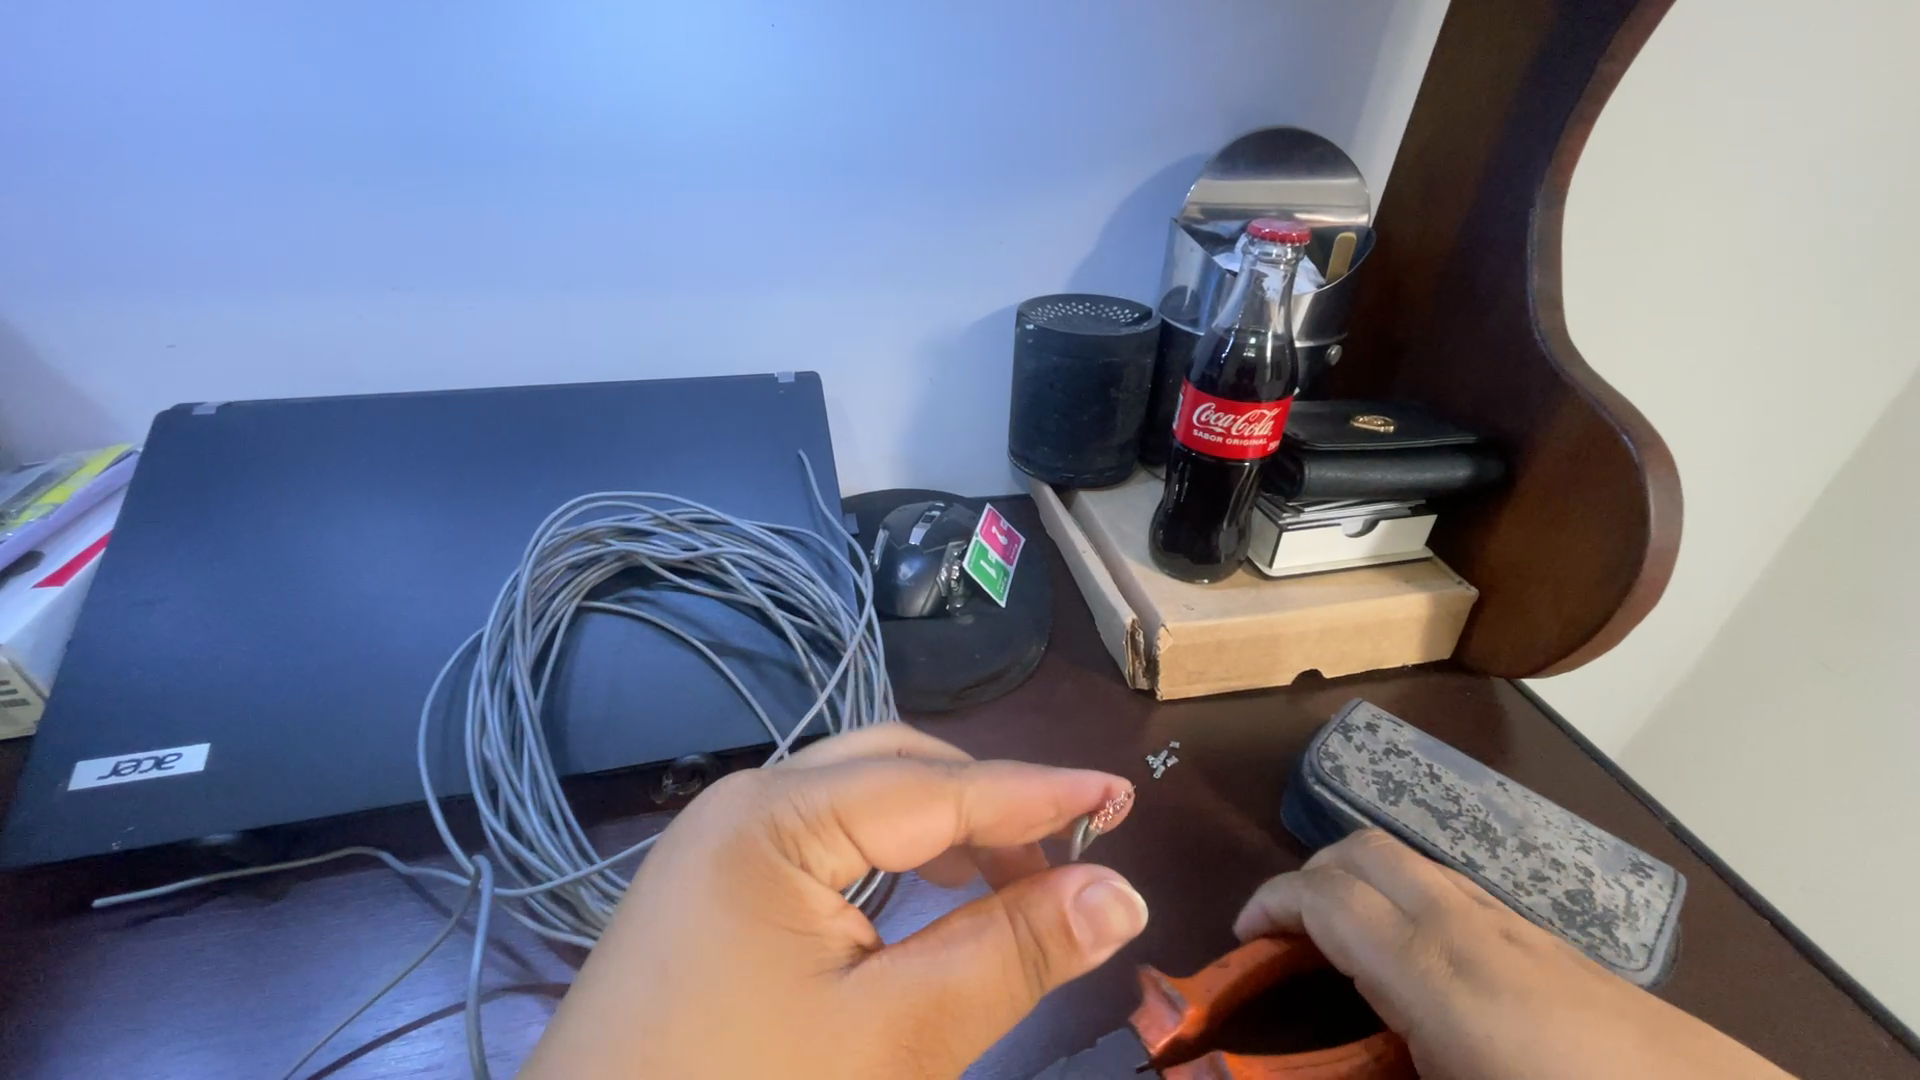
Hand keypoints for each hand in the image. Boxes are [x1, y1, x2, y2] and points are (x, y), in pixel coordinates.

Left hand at [522, 725, 1146, 1078]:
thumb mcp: (892, 1039)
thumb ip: (1010, 954)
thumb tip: (1119, 894)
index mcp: (776, 816)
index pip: (937, 786)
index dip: (1038, 792)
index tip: (1120, 795)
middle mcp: (747, 799)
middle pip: (897, 769)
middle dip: (990, 802)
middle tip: (1070, 851)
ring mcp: (725, 835)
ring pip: (864, 796)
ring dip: (946, 825)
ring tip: (1016, 873)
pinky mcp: (720, 877)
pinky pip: (829, 834)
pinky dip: (895, 853)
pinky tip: (932, 888)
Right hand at [1235, 829, 1794, 1079]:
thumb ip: (1373, 1072)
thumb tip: (1292, 1076)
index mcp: (1430, 973)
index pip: (1323, 897)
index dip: (1269, 905)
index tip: (1243, 939)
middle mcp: (1462, 927)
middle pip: (1359, 853)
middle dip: (1306, 877)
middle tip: (1286, 933)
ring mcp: (1510, 925)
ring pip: (1405, 860)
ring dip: (1354, 880)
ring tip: (1342, 938)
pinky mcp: (1546, 940)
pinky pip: (1448, 886)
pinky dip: (1401, 895)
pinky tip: (1419, 958)